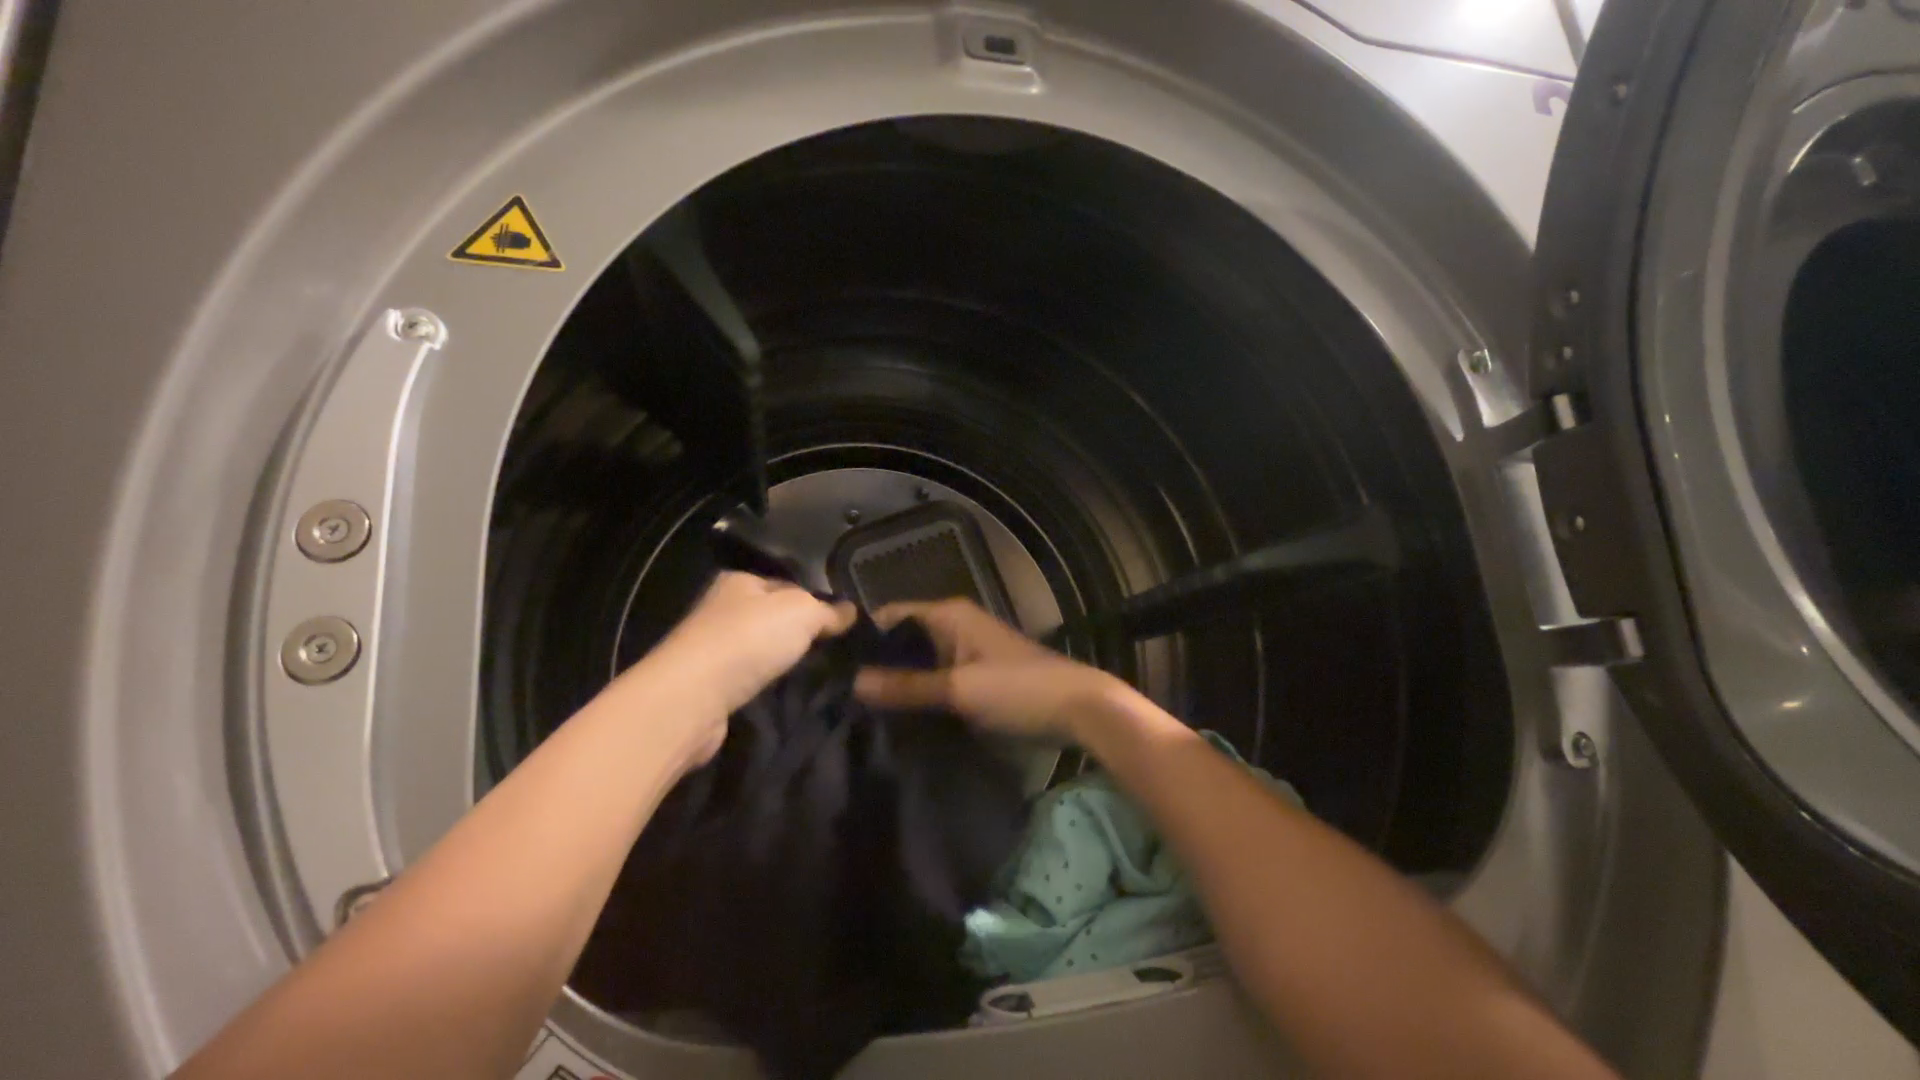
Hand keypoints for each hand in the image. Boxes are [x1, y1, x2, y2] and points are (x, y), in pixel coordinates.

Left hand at [621, 572, 854, 766]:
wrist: (693, 697)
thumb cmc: (749, 639)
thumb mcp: (802, 611)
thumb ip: (828, 611)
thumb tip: (850, 611)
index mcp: (738, 580)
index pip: (785, 583)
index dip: (815, 599)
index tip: (843, 621)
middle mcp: (721, 608)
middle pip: (772, 616)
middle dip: (800, 632)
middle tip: (836, 648)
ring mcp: (713, 647)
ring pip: (761, 648)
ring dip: (783, 659)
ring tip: (819, 671)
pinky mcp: (710, 683)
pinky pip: (749, 676)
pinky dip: (766, 682)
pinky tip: (785, 690)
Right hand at [853, 599, 1133, 740]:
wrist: (1082, 709)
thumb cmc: (1019, 689)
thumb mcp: (958, 689)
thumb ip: (906, 686)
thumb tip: (852, 682)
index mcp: (948, 614)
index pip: (891, 616)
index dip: (863, 638)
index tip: (831, 668)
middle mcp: (956, 625)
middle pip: (904, 640)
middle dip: (878, 665)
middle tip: (841, 697)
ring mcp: (969, 651)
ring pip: (921, 662)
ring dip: (900, 683)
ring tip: (862, 711)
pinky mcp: (979, 676)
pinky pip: (939, 679)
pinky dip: (923, 693)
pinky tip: (902, 718)